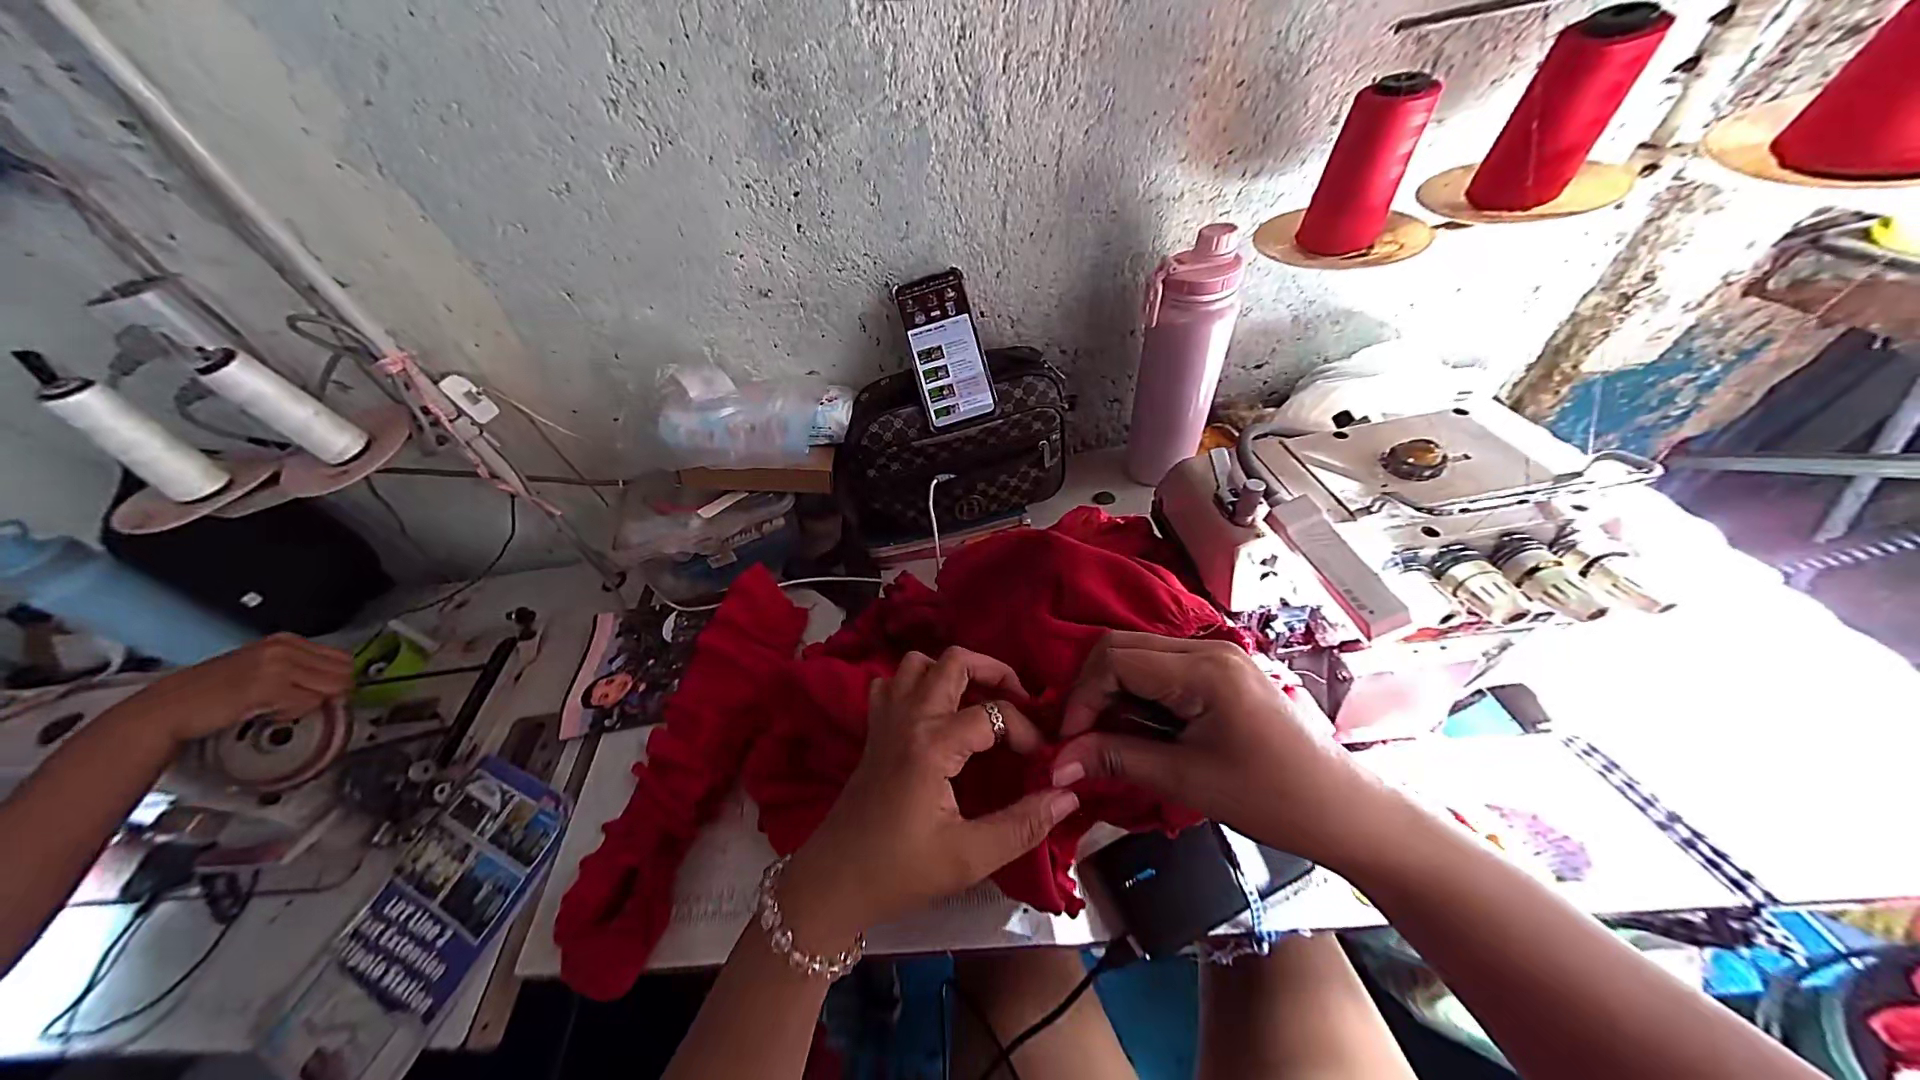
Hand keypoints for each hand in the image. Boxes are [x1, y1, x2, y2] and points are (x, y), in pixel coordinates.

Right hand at [112, 634, 354, 744]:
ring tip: (279, 705)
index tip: (323, 690)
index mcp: (285, 641)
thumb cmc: (212, 692)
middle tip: (301, 701)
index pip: (342, 657)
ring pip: (332, 687)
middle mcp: (284, 649)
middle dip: (331, 691)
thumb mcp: (262, 668)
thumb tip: (340, 680)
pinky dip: (295, 712)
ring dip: (312, 702)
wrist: (166, 709)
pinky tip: (269, 712)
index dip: (337, 678)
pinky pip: (310, 702)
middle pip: (343, 672)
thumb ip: (299, 668)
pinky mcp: (270, 687)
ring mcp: (278, 666)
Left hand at [779, 648, 1080, 947]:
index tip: (1041, 761)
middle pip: (954, 661)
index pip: (994, 713)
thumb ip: (1022, 824)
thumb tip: (1067, 794)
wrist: (833, 882)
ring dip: (952, 672)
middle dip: (994, 672)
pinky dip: (916, 684)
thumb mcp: (969, 857)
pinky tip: (933, 712)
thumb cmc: (900, 871)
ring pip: (918, 663)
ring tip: (979, 701)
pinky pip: (892, 684)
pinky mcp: (873, 731)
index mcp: (932, 744)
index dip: (1027, 731)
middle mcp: (908, 718)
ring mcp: (886, 720)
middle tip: (1019, 702)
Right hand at [1049, 632, 1398, 868]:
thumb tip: (1059, 761)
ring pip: (1139, 656)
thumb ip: (1116, 759)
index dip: (1082, 699)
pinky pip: (1162, 669)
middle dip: (1093, 692)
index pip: (1114, 660)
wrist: (1345, 810)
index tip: (1071, 741)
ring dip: (1115, 693)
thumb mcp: (1186, 779)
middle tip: (1085, 739)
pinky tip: (1143, 729)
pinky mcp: (1223, 671)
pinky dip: (1139, 695)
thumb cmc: (1274, 797)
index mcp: (1205, 669)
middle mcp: (1210, 648)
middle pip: (1121, 648)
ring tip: (1114, 739)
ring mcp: (1219, 656)